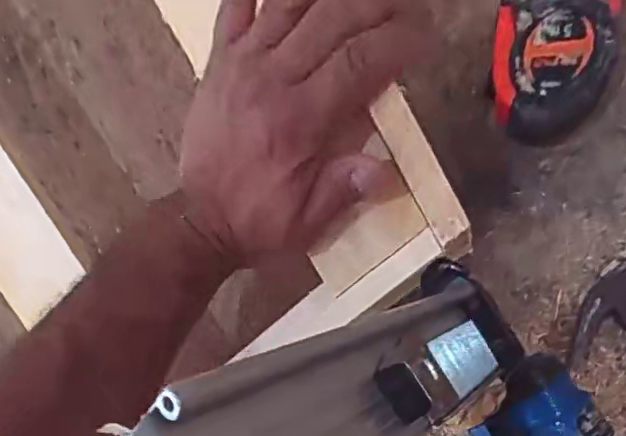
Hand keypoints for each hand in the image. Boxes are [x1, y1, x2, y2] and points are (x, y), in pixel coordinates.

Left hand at [179, 0, 433, 264]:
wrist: (200, 222)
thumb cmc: (257, 224)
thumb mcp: (306, 223)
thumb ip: (343, 190)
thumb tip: (384, 170)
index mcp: (300, 121)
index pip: (359, 61)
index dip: (398, 42)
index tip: (425, 39)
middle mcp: (273, 78)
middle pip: (334, 15)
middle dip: (379, 3)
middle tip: (407, 6)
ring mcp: (243, 62)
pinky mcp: (220, 60)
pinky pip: (239, 2)